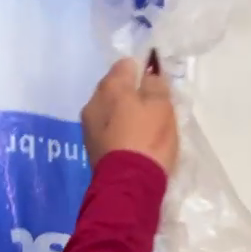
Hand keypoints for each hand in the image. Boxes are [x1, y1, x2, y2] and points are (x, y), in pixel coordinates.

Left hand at [81, 56, 177, 174]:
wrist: (128, 186)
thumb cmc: (148, 141)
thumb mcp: (161, 107)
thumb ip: (156, 84)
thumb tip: (150, 72)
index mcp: (111, 85)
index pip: (126, 65)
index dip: (141, 72)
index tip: (154, 88)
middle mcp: (94, 101)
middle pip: (114, 89)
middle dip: (128, 95)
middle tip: (148, 110)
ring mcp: (88, 127)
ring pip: (108, 112)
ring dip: (120, 116)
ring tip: (139, 131)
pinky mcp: (90, 150)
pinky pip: (106, 132)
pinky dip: (116, 134)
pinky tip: (129, 145)